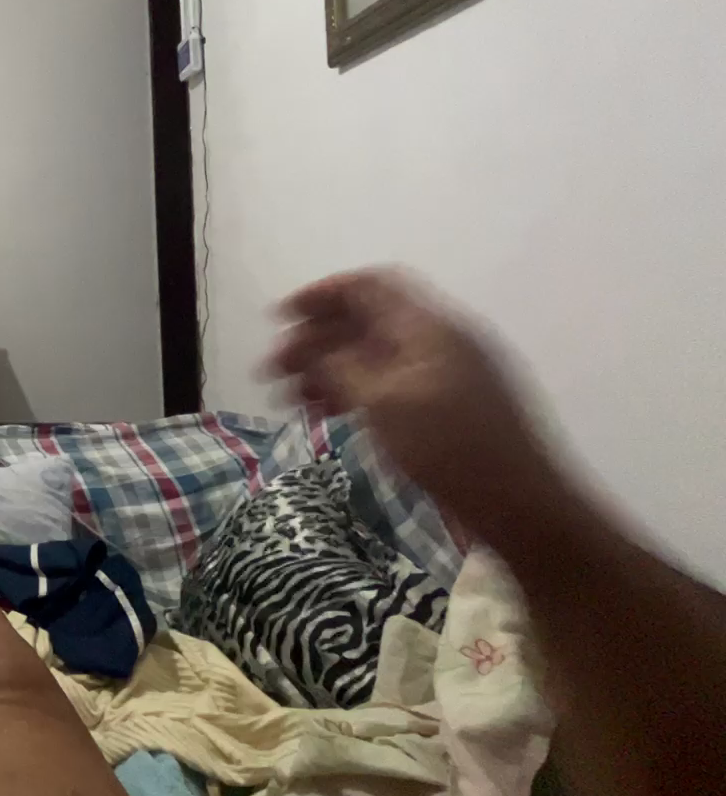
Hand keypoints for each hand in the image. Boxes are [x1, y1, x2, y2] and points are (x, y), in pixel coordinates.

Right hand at [264, 269, 564, 537]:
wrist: (523, 509)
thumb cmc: (449, 449)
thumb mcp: (380, 402)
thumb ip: (338, 365)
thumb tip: (308, 345)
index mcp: (428, 329)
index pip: (367, 286)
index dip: (320, 294)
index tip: (281, 317)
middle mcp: (436, 341)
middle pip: (361, 321)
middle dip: (310, 341)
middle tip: (272, 370)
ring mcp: (442, 372)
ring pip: (366, 354)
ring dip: (322, 369)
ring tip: (288, 399)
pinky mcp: (441, 402)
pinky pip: (382, 380)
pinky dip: (346, 389)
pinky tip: (322, 412)